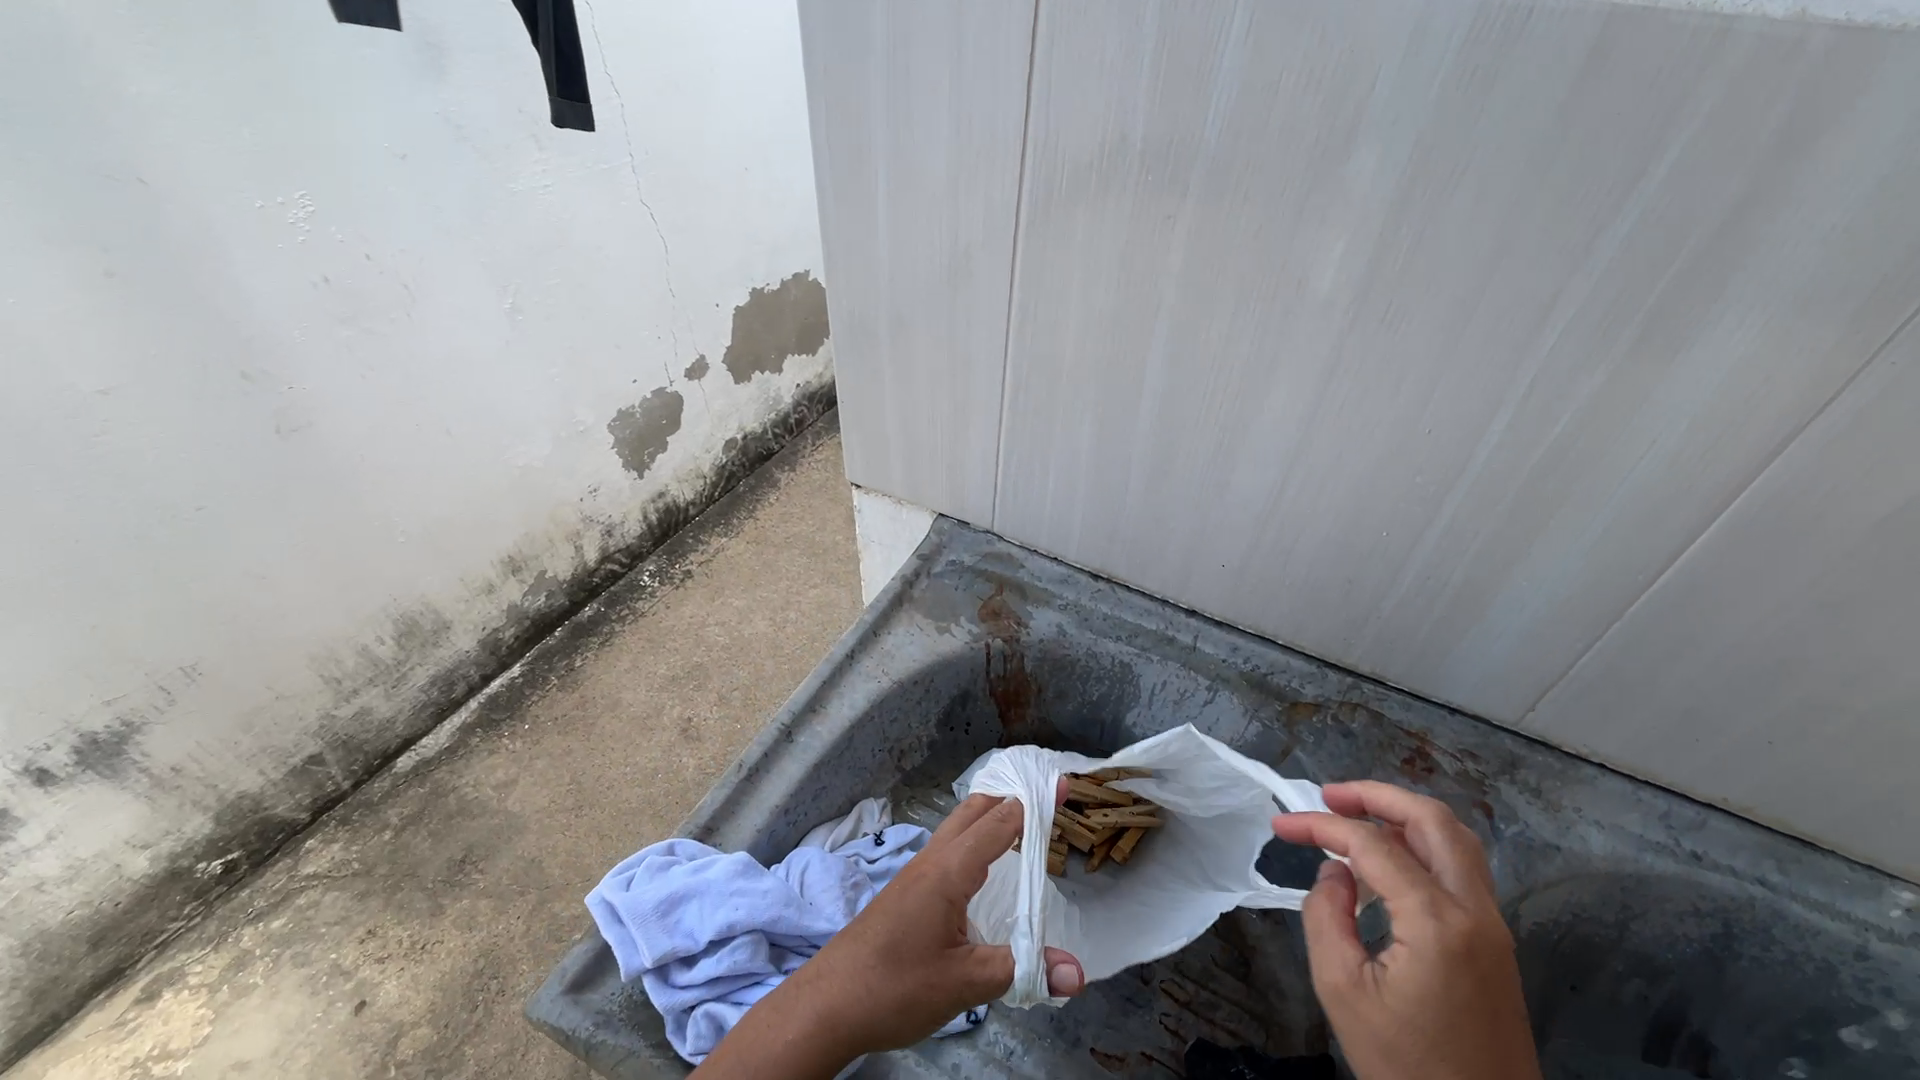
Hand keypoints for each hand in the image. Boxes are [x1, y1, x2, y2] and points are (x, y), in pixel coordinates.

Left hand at [694, 790, 1084, 1078]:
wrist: (826, 1006)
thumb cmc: (892, 988)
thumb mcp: (963, 984)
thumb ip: (1021, 970)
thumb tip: (1077, 973)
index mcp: (948, 871)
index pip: (1000, 822)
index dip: (1036, 803)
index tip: (1067, 788)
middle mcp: (931, 862)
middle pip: (976, 811)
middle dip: (1013, 798)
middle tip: (1053, 801)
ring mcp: (915, 875)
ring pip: (958, 828)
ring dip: (992, 817)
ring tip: (1029, 827)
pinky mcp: (907, 893)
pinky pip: (949, 850)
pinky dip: (976, 841)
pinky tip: (988, 870)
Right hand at [1273, 781, 1540, 1079]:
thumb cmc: (1404, 1062)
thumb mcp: (1342, 991)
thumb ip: (1326, 917)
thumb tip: (1333, 874)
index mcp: (1436, 920)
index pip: (1372, 845)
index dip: (1321, 826)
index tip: (1279, 826)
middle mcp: (1475, 910)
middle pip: (1432, 820)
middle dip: (1376, 796)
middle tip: (1327, 796)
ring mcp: (1492, 925)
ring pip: (1455, 840)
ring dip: (1403, 815)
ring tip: (1354, 816)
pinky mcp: (1494, 943)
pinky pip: (1461, 869)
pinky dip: (1422, 845)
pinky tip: (1386, 861)